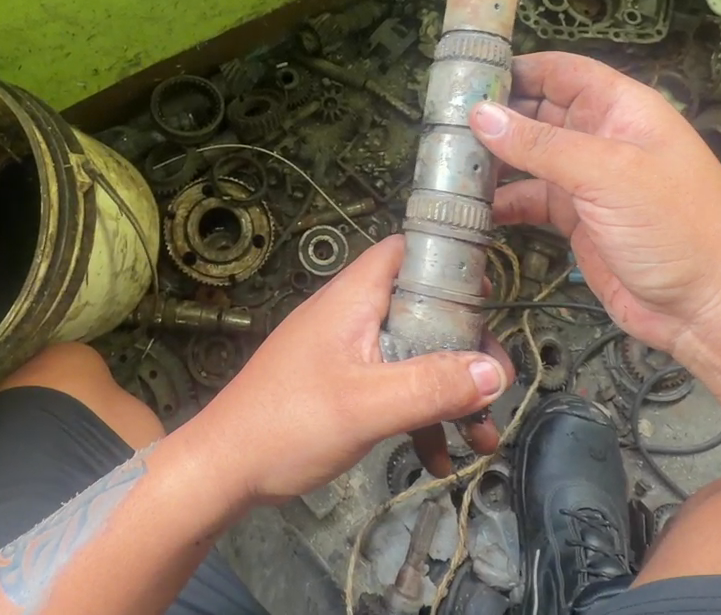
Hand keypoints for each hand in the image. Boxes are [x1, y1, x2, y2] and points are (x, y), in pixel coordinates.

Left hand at [177, 236, 512, 504]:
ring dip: (448, 392)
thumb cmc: (290, 422)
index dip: (449, 264)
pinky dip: (418, 415)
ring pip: (412, 355)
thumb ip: (430, 385)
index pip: (405, 251)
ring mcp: (345, 351)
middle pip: (421, 309)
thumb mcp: (367, 405)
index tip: (488, 301)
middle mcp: (352, 315)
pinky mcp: (341, 385)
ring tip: (483, 440)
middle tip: (496, 388)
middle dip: (463, 348)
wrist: (224, 468)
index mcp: (353, 299)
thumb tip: (495, 371)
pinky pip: (392, 387)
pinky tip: (436, 459)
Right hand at [468, 52, 720, 351]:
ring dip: (492, 160)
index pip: (562, 72)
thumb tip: (479, 114)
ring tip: (446, 164)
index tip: (466, 76)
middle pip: (537, 112)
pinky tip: (470, 207)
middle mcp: (601, 138)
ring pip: (528, 157)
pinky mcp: (576, 218)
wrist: (710, 312)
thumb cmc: (675, 228)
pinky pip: (529, 199)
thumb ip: (540, 144)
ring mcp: (588, 180)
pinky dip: (501, 201)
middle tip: (441, 123)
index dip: (518, 69)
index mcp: (621, 110)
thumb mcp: (607, 175)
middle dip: (495, 116)